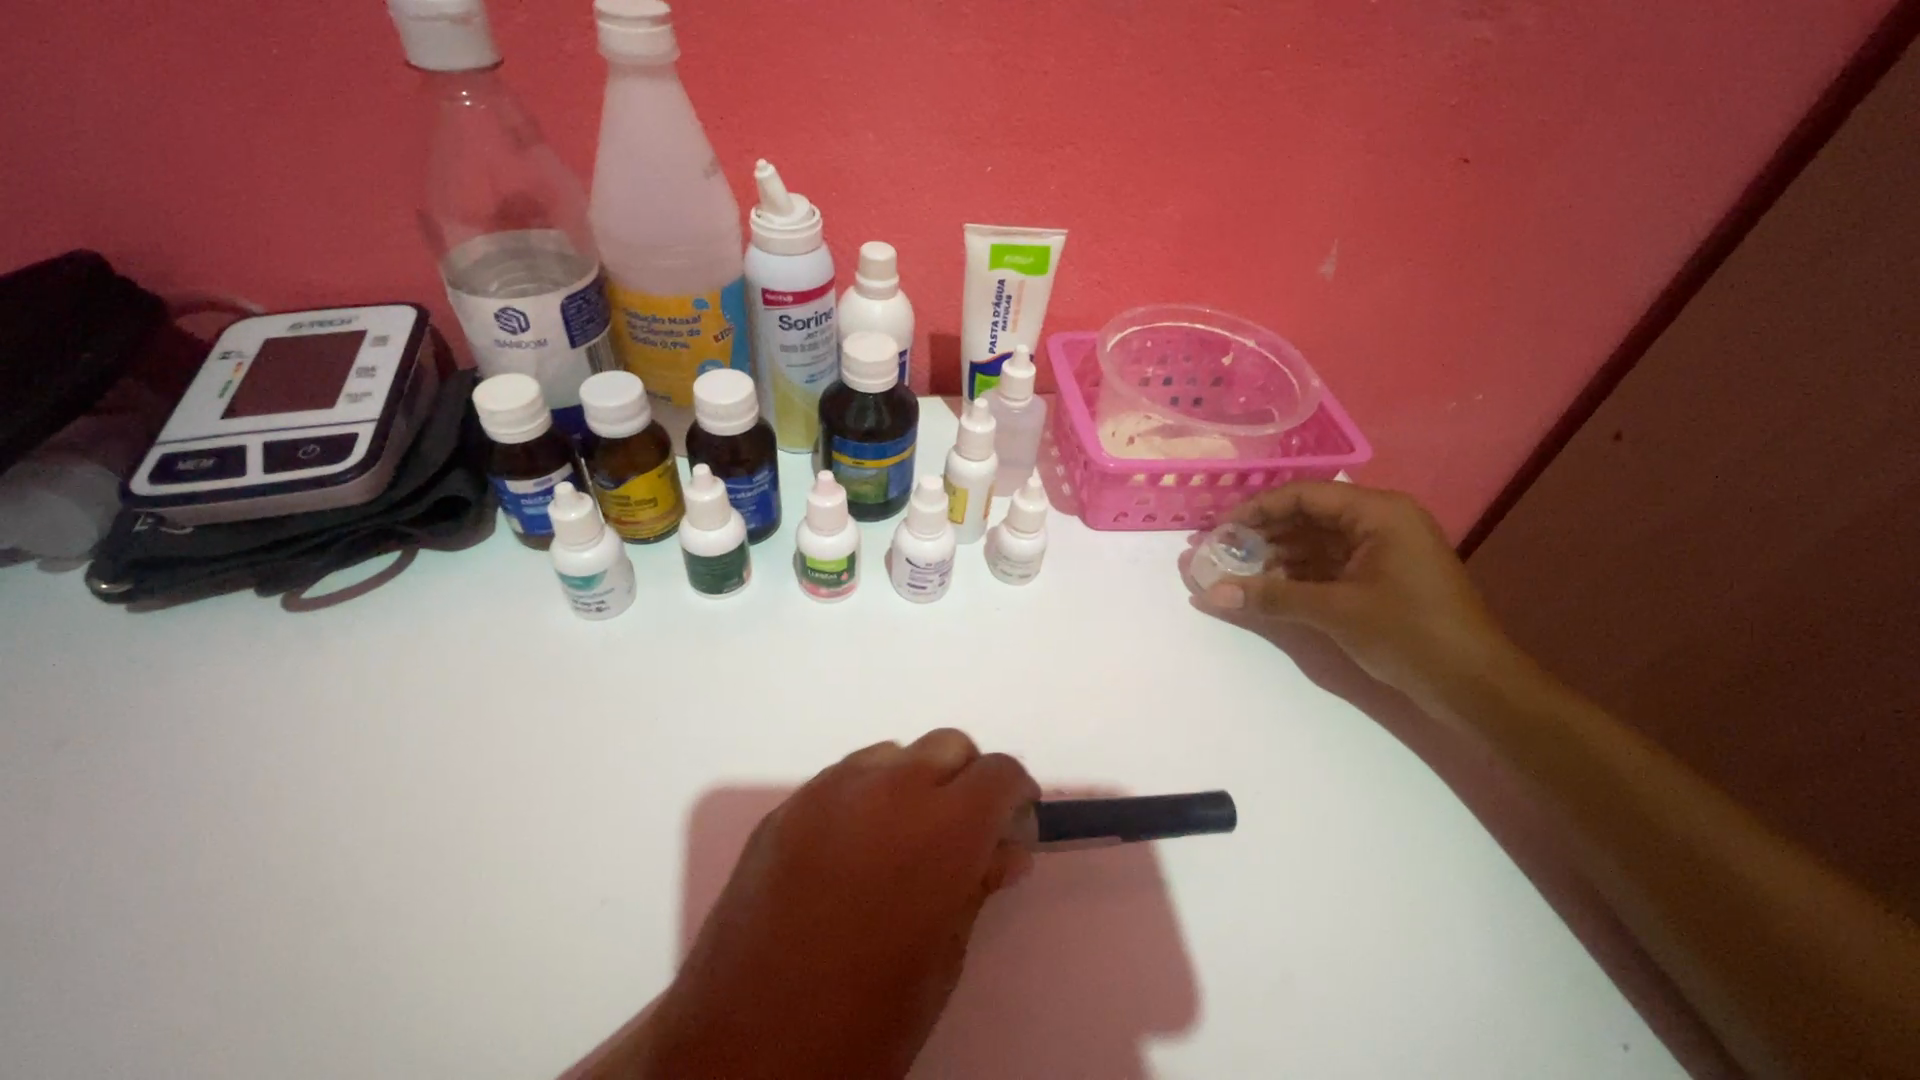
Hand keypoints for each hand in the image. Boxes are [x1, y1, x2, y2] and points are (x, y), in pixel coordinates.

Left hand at [634, 730, 1038, 1079]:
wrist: (746, 1046)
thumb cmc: (865, 1018)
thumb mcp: (943, 959)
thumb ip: (978, 886)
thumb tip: (1004, 850)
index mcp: (943, 828)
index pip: (1000, 772)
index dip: (1015, 798)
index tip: (1012, 831)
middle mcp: (887, 789)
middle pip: (948, 747)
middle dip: (967, 783)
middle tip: (962, 840)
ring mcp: (828, 792)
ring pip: (892, 756)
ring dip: (913, 784)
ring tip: (902, 846)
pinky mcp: (784, 809)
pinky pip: (843, 779)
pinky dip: (865, 798)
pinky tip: (853, 854)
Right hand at [1191, 481, 1518, 709]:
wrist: (1473, 684)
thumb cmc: (1409, 633)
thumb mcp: (1334, 611)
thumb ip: (1271, 596)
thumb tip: (1210, 594)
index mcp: (1379, 513)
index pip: (1305, 495)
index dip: (1257, 509)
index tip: (1219, 530)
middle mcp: (1380, 522)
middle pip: (1308, 517)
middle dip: (1262, 535)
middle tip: (1218, 554)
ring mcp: (1382, 552)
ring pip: (1316, 543)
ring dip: (1276, 557)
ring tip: (1233, 574)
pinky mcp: (1380, 579)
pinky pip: (1329, 566)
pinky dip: (1297, 576)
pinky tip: (1264, 590)